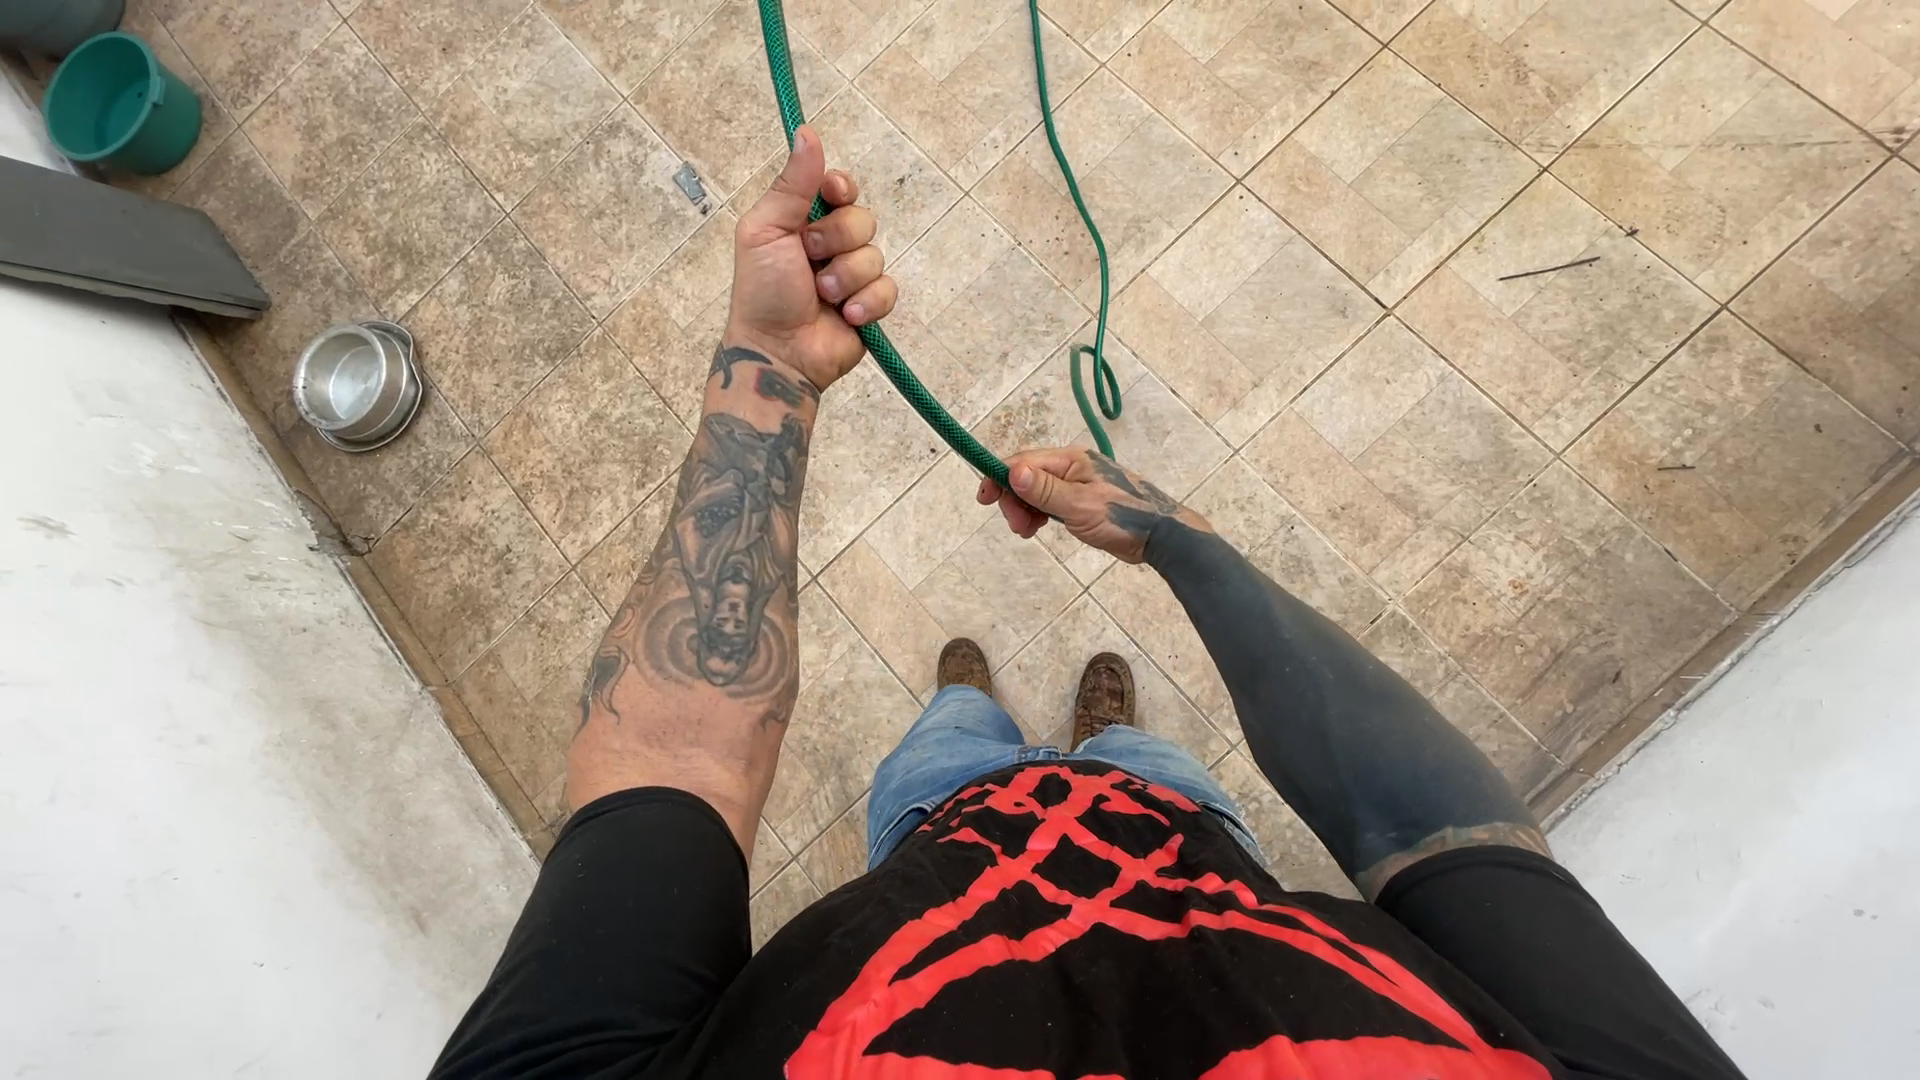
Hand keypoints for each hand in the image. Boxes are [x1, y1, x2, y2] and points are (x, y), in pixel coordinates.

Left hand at [723, 125, 896, 391]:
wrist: (779, 350)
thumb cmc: (762, 292)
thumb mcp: (766, 230)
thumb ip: (792, 185)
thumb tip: (808, 131)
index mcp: (805, 222)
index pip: (841, 189)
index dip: (842, 189)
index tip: (832, 196)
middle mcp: (832, 246)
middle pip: (863, 219)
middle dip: (838, 240)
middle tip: (811, 260)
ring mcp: (854, 278)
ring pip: (875, 256)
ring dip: (847, 277)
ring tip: (824, 297)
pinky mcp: (871, 308)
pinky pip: (888, 290)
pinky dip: (868, 303)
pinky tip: (847, 317)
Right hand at [976, 447, 1212, 563]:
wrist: (1159, 535)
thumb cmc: (1123, 517)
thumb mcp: (1079, 506)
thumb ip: (1044, 490)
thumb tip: (1011, 471)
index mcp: (1070, 459)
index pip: (1023, 461)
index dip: (999, 477)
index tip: (983, 499)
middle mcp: (1071, 466)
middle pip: (1026, 476)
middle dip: (1014, 500)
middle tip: (1018, 527)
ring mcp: (1075, 483)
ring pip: (1035, 491)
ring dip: (1024, 510)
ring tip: (1027, 532)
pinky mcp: (1080, 501)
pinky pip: (1048, 502)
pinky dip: (1038, 514)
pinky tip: (1037, 529)